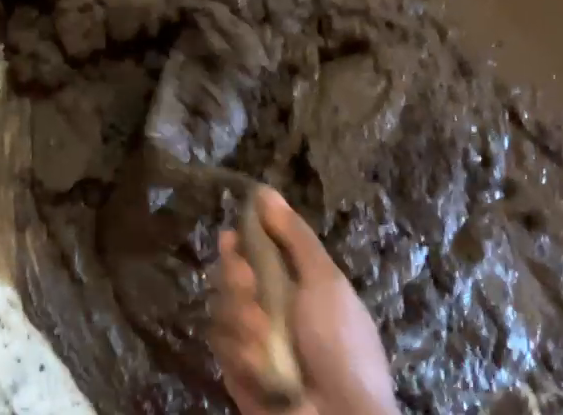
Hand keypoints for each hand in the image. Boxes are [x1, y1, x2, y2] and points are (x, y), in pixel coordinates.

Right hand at [212, 188, 399, 414]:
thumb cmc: (341, 345)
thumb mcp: (325, 282)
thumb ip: (294, 236)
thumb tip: (264, 191)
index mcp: (295, 285)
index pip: (254, 250)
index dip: (240, 242)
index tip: (231, 238)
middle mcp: (271, 308)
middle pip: (230, 275)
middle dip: (236, 280)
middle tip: (251, 290)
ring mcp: (252, 341)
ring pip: (222, 308)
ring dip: (242, 320)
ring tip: (264, 338)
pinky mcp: (237, 372)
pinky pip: (221, 345)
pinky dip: (240, 353)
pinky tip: (262, 365)